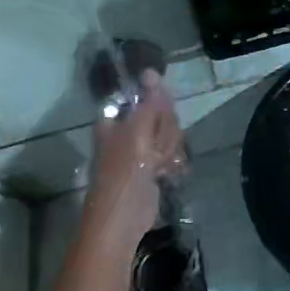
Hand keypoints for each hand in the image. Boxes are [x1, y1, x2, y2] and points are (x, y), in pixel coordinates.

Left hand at [85, 70, 182, 245]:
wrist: (122, 220)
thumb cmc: (123, 174)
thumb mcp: (137, 133)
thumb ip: (149, 103)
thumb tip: (151, 70)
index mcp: (117, 117)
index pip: (146, 95)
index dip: (157, 105)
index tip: (162, 115)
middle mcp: (128, 129)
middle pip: (161, 114)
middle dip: (165, 132)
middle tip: (155, 148)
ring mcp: (142, 149)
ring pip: (169, 134)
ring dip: (169, 150)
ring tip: (158, 166)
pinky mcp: (154, 167)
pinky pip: (172, 153)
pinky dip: (172, 163)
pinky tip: (167, 173)